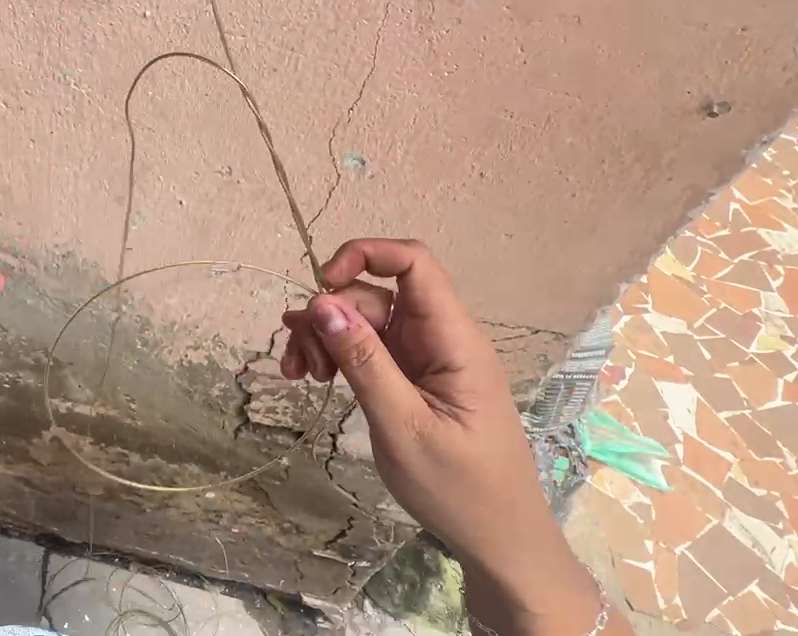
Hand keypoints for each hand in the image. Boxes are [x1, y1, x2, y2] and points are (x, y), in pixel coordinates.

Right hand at [280, 239, 606, 635]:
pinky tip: (310, 375)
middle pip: (373, 293)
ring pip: (361, 319)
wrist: (498, 544)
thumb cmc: (460, 489)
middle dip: (328, 314)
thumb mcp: (403, 426)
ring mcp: (422, 356)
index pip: (413, 263)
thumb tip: (321, 302)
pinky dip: (333, 354)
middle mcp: (438, 337)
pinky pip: (363, 345)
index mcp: (453, 340)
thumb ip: (364, 361)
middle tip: (301, 361)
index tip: (322, 282)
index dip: (364, 254)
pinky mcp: (409, 375)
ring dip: (323, 337)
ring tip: (299, 374)